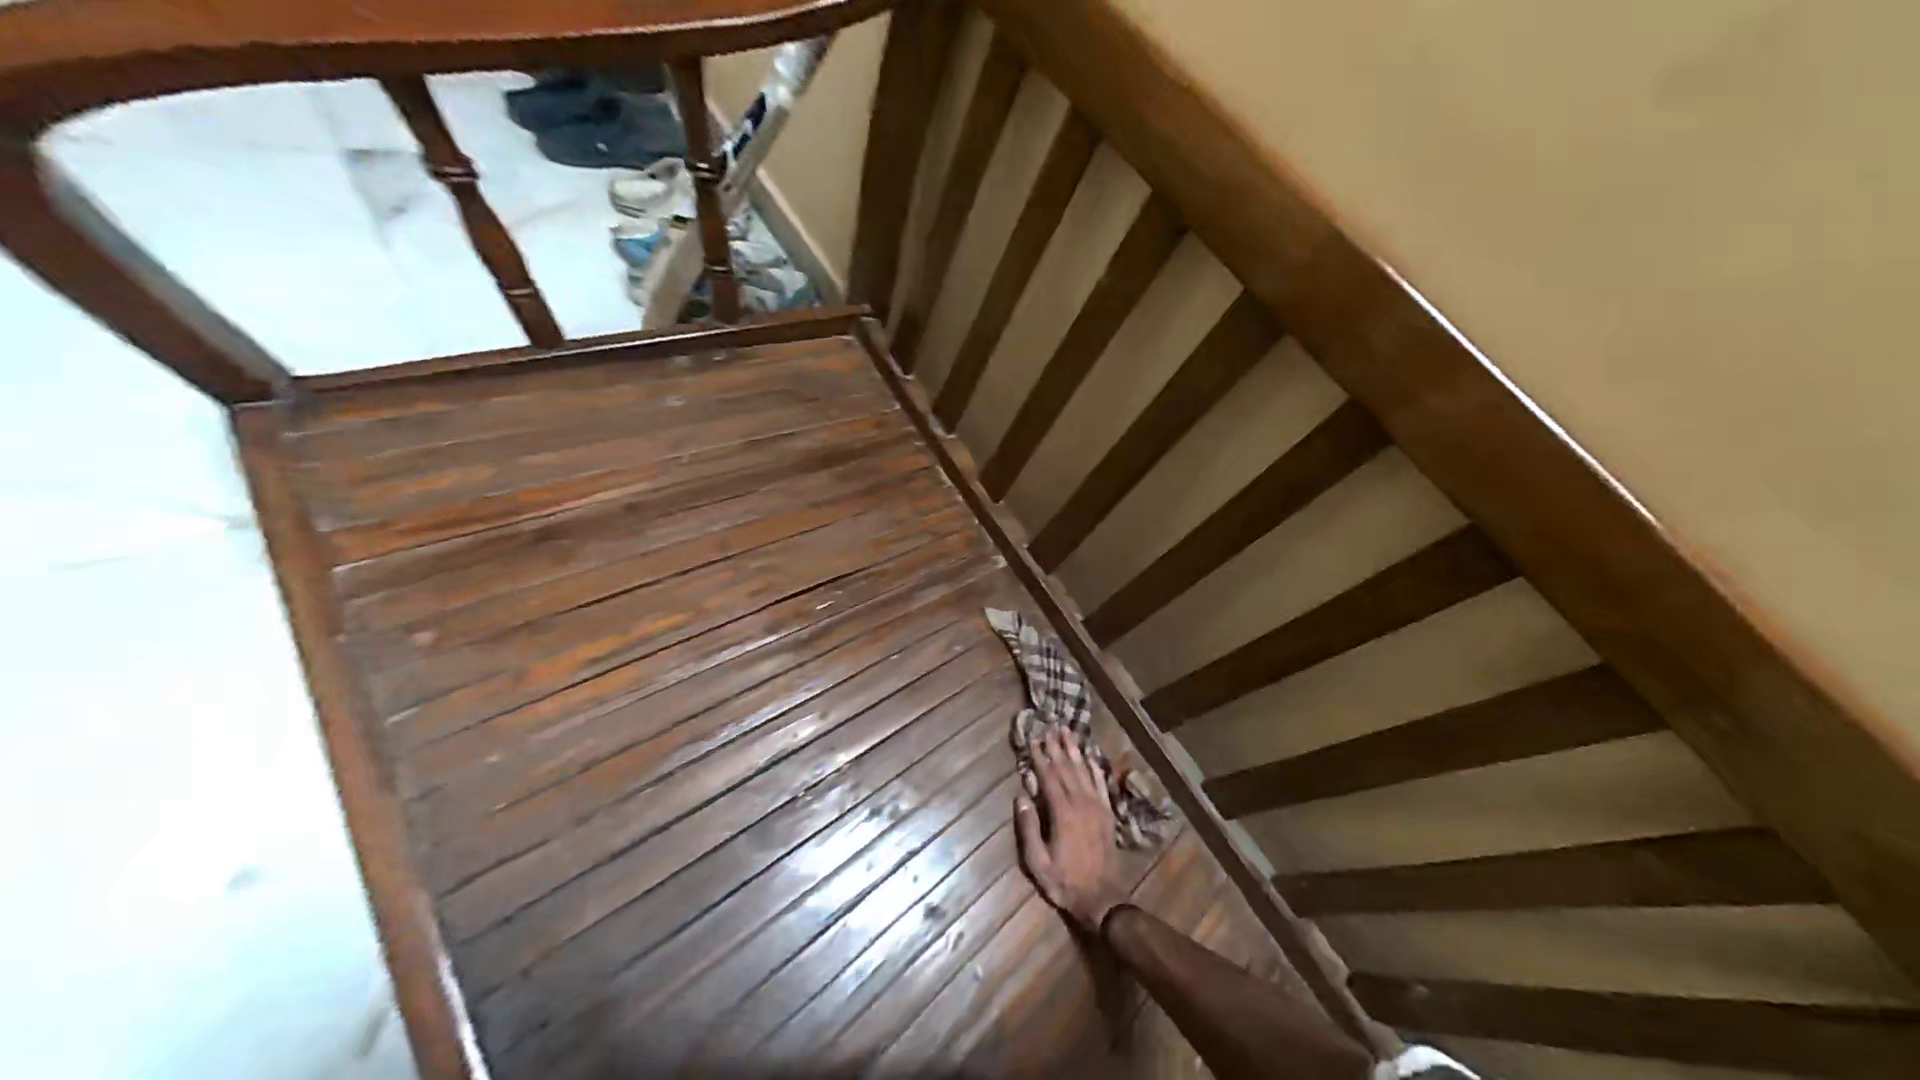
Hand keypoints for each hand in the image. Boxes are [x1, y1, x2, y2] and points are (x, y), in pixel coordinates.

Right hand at [1015, 729, 1129, 933]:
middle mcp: (1081, 804)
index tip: (1034, 740)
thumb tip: (1021, 798)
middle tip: (1050, 728)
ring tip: (1068, 733)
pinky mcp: (1107, 813)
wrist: (1102, 899)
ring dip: (1075, 751)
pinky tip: (1090, 756)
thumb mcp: (1038, 862)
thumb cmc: (1065, 882)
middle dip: (1057, 748)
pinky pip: (1101, 784)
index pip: (1050, 777)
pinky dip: (1095, 767)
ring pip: (1085, 771)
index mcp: (1062, 814)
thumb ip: (1028, 829)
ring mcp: (1097, 807)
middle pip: (1067, 769)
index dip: (1041, 758)